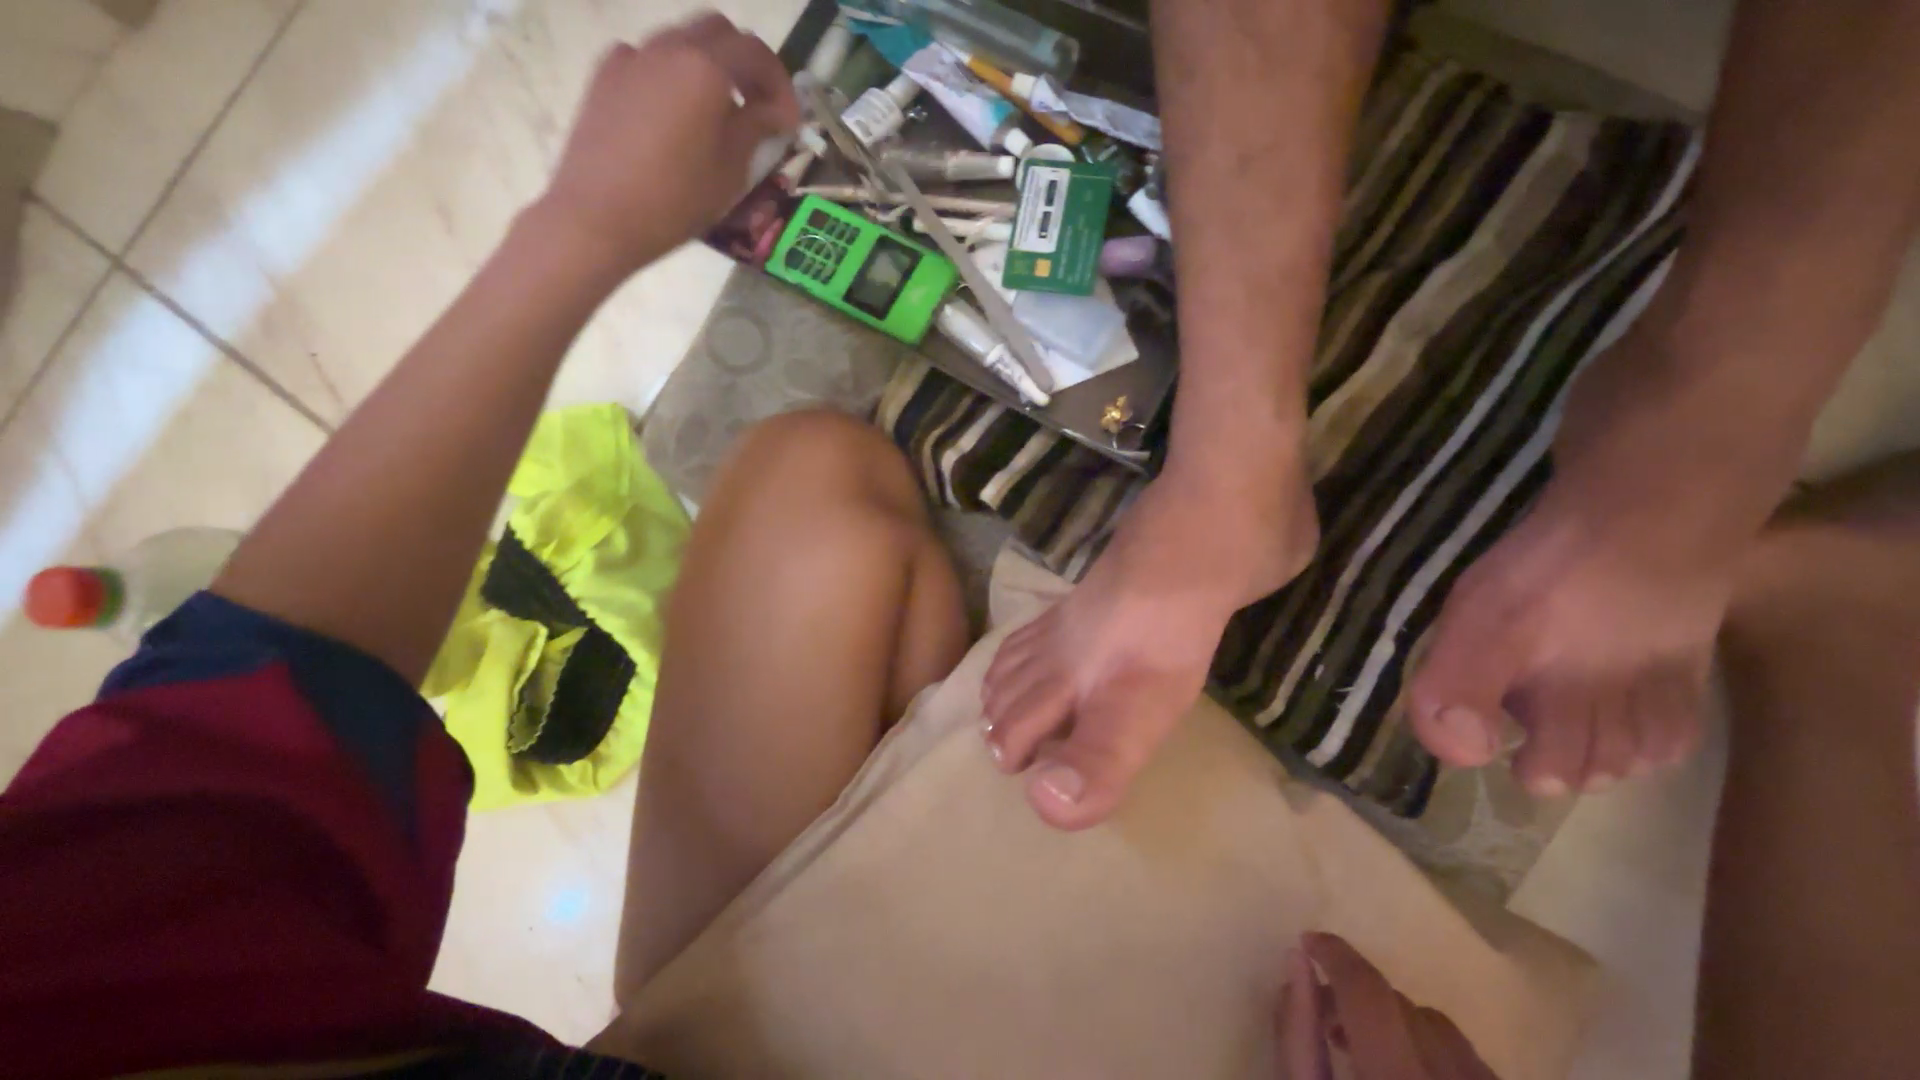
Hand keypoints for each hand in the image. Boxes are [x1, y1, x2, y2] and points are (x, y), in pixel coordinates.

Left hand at [534, 13, 797, 274]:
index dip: (781, 84)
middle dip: (745, 63)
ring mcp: (631, 58)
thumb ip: (757, 127)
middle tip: (758, 106)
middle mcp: (668, 48)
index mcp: (705, 68)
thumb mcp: (731, 170)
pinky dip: (671, 76)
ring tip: (717, 114)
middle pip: (718, 32)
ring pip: (681, 42)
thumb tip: (775, 110)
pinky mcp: (605, 77)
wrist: (597, 218)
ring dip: (708, 67)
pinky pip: (648, 61)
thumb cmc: (675, 200)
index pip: (756, 53)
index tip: (789, 121)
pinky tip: (673, 115)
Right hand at [983, 466, 1317, 828]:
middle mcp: (1068, 639)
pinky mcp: (1117, 576)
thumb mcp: (1149, 702)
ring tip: (1021, 701)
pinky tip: (1071, 636)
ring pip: (1035, 644)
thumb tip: (1044, 806)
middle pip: (1016, 677)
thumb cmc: (1184, 616)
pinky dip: (1046, 637)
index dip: (1015, 749)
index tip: (1025, 776)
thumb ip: (1099, 759)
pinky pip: (1064, 614)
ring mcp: (1090, 602)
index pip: (1019, 717)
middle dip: (1005, 716)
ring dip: (1016, 677)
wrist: (1216, 513)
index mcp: (1069, 672)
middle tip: (1016, 749)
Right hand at [1278, 933, 1496, 1078]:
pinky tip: (1412, 1075)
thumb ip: (1298, 1037)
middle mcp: (1452, 1075)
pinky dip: (1437, 1052)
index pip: (1368, 992)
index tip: (1306, 942)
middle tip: (1327, 1023)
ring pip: (1443, 1029)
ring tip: (1369, 1056)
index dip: (1335, 956)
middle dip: (1359, 1000)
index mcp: (1398, 1075)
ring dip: (1400, 1026)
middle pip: (1404, 1007)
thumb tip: (1297, 962)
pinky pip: (1473, 1059)